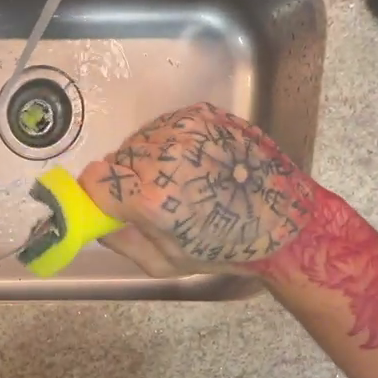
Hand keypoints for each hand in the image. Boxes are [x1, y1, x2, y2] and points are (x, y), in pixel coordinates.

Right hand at [77, 102, 330, 277]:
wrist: (285, 219)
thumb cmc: (225, 248)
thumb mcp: (164, 263)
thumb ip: (120, 241)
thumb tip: (94, 220)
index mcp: (150, 196)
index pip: (92, 180)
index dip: (97, 196)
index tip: (110, 208)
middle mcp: (163, 154)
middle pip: (115, 160)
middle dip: (125, 181)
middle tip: (153, 202)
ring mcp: (183, 128)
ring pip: (137, 143)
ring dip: (146, 162)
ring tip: (178, 184)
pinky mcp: (201, 114)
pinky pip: (162, 129)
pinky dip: (167, 147)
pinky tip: (191, 167)